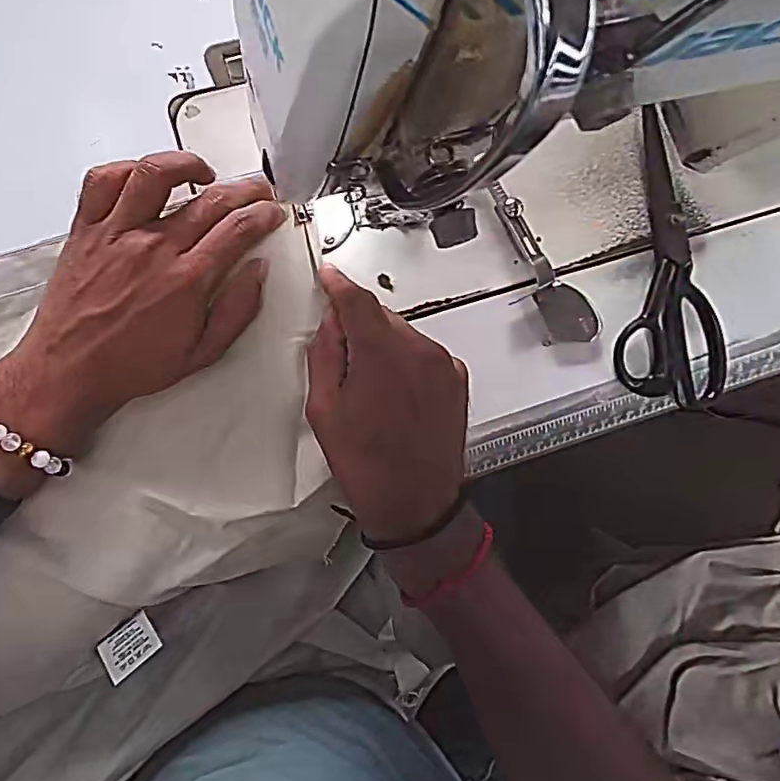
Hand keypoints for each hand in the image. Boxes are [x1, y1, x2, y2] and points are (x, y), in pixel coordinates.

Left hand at [0, 152, 284, 497]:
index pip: (238, 228)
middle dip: (245, 189)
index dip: (263, 214)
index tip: (269, 213)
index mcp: (186, 281)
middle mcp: (152, 250)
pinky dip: (125, 169)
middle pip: (210, 199)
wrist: (70, 371)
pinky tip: (143, 178)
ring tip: (203, 171)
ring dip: (187, 163)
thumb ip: (236, 311)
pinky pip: (102, 182)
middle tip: (254, 191)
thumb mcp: (200, 354)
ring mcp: (116, 235)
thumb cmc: (128, 365)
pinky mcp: (86, 231)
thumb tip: (256, 274)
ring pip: (155, 175)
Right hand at [305, 264, 468, 544]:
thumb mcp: (324, 409)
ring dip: (382, 345)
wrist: (415, 503)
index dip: (338, 284)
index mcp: (381, 356)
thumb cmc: (371, 467)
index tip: (330, 277)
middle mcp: (419, 353)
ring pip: (402, 332)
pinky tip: (392, 394)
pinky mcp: (455, 378)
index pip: (356, 300)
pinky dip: (405, 360)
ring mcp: (442, 365)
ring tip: (370, 390)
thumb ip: (323, 355)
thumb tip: (328, 327)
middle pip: (380, 315)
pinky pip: (423, 352)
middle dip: (357, 326)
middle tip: (342, 360)